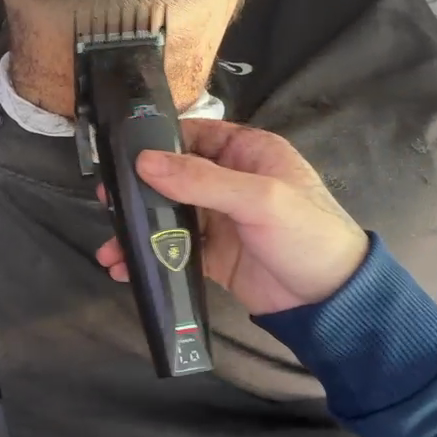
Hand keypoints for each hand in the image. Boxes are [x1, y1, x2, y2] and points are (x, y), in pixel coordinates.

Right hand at [95, 120, 368, 314]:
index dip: (159, 142)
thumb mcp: (258, 199)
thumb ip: (201, 180)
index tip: (121, 155)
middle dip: (138, 192)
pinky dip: (151, 257)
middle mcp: (231, 181)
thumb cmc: (307, 234)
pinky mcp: (214, 255)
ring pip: (170, 216)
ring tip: (110, 249)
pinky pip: (175, 250)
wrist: (329, 300)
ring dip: (139, 231)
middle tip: (107, 203)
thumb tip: (145, 162)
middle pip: (174, 177)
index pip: (195, 136)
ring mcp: (221, 220)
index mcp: (248, 152)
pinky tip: (127, 268)